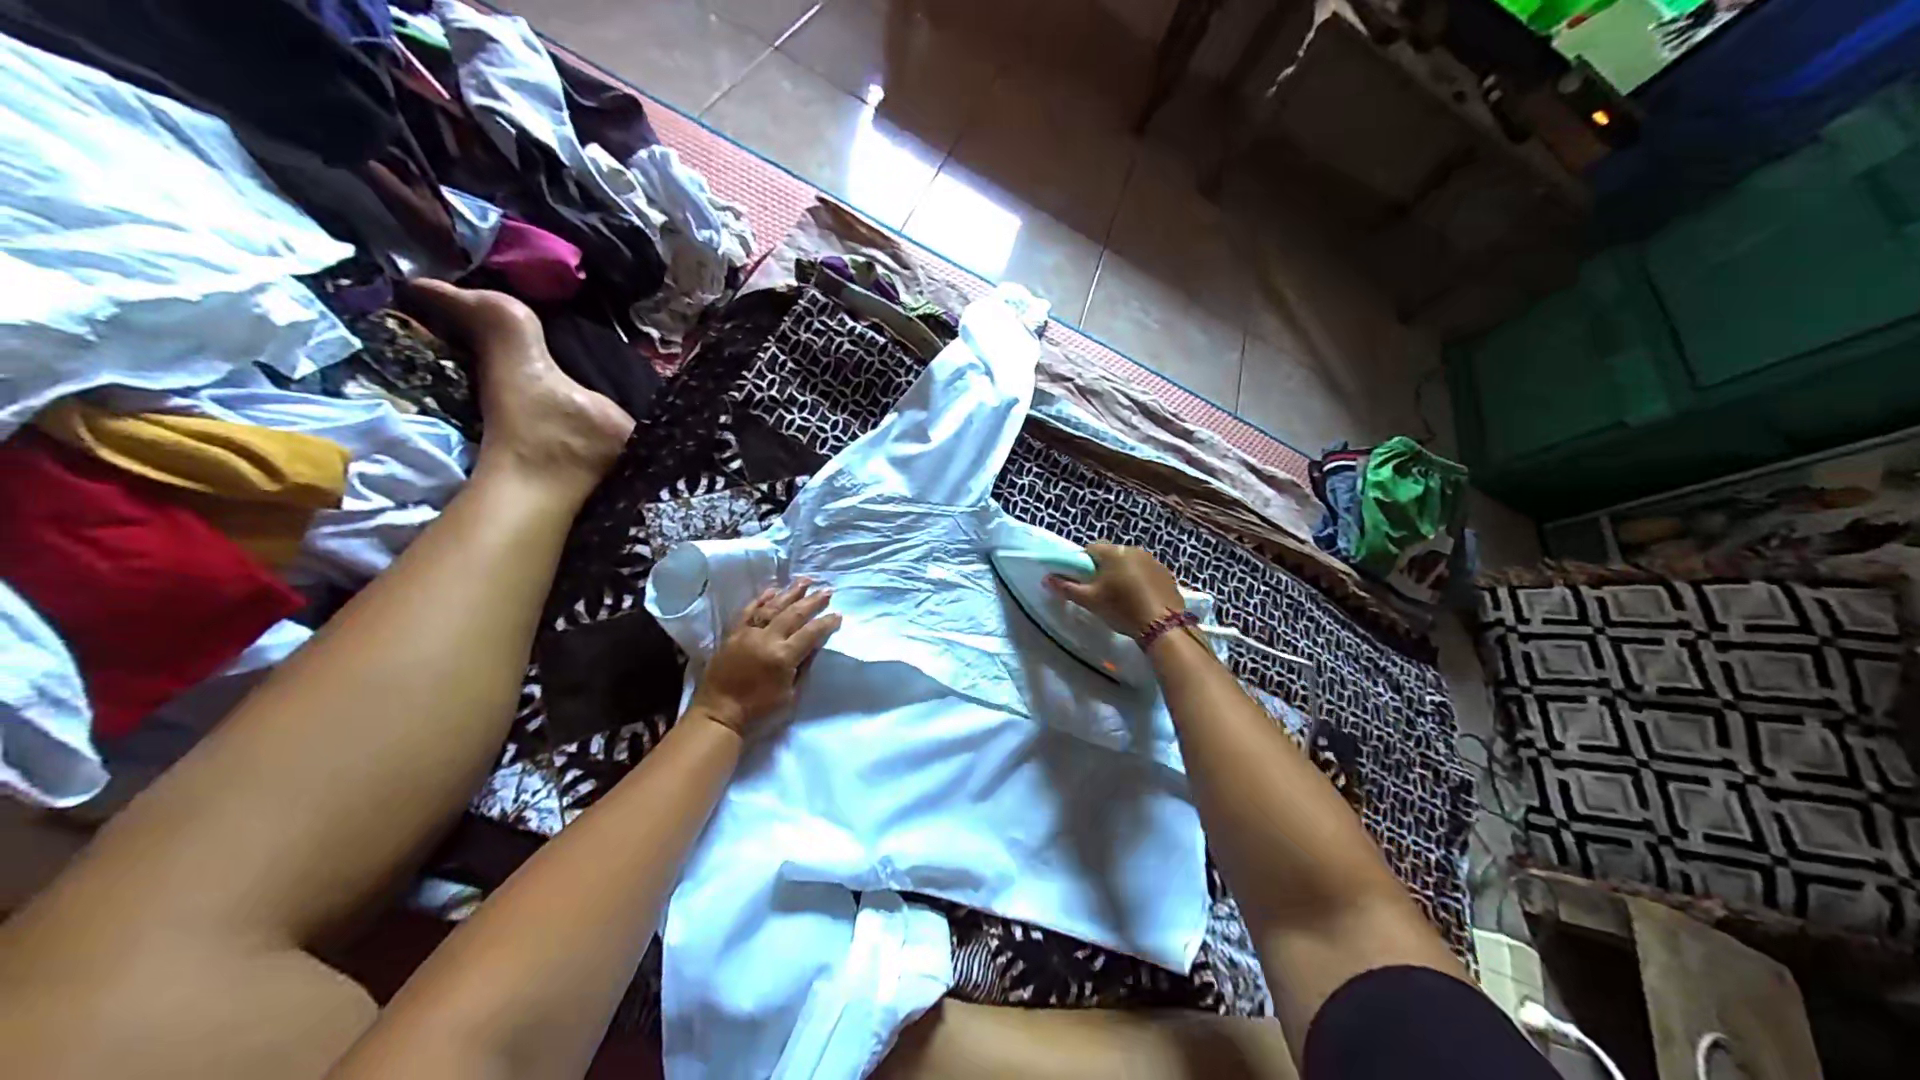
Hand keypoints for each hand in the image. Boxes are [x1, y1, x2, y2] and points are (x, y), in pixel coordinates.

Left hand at [685, 579, 841, 739]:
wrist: (719, 714)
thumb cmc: (759, 711)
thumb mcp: (790, 695)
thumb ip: (802, 666)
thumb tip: (813, 645)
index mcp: (783, 656)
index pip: (811, 633)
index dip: (826, 623)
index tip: (838, 614)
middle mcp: (766, 639)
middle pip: (794, 614)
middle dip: (812, 601)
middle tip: (827, 590)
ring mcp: (747, 634)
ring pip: (772, 607)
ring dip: (790, 593)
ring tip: (805, 581)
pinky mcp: (732, 634)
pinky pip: (748, 611)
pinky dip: (761, 599)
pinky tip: (773, 590)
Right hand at [1043, 543, 1184, 638]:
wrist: (1162, 626)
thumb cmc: (1121, 609)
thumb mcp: (1090, 600)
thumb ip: (1067, 588)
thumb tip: (1046, 579)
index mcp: (1113, 552)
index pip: (1091, 549)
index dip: (1084, 564)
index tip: (1085, 582)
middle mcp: (1134, 549)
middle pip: (1111, 555)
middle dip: (1104, 569)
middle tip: (1102, 592)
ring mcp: (1153, 560)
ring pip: (1130, 563)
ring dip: (1123, 574)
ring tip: (1123, 597)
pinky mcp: (1167, 573)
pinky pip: (1146, 572)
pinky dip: (1140, 580)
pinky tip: (1140, 599)